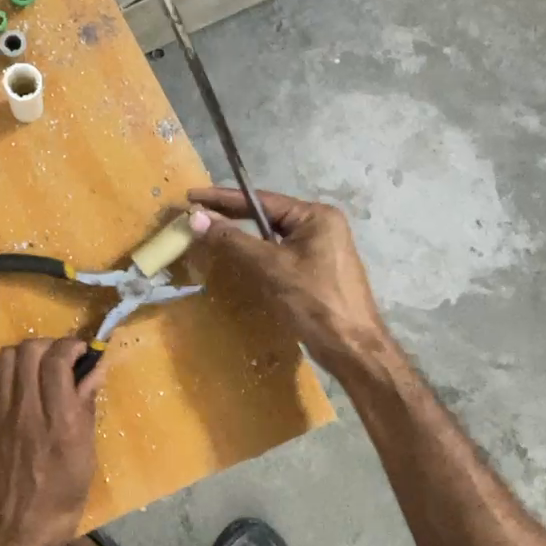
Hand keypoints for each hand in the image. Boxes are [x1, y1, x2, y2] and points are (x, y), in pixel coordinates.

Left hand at [0, 338, 108, 545]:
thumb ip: (86, 407)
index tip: (81, 349)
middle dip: (48, 345)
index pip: (59, 359)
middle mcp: (28, 407)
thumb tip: (94, 369)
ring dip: (23, 353)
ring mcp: (0, 412)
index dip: (71, 345)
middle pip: (30, 350)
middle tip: (58, 357)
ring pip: (5, 357)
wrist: (15, 530)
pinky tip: (9, 381)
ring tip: (34, 366)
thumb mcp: (86, 456)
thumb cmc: (61, 500)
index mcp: (59, 419)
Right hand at [187, 187, 393, 377]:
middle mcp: (320, 225)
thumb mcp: (270, 267)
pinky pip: (278, 251)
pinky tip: (235, 254)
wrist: (353, 349)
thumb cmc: (315, 302)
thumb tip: (195, 217)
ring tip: (208, 229)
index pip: (260, 200)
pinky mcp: (316, 268)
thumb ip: (232, 239)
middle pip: (265, 214)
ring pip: (271, 234)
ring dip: (240, 234)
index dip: (222, 198)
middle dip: (229, 214)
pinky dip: (255, 251)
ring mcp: (320, 247)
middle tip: (194, 212)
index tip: (192, 195)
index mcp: (316, 216)